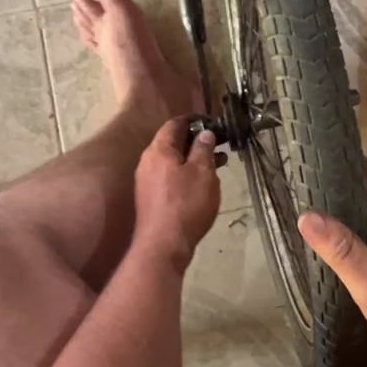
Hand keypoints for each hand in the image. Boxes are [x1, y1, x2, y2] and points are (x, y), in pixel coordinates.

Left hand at [133, 116, 221, 270]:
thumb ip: (204, 149)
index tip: (214, 124)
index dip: (195, 121)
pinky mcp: (150, 197)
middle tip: (220, 145)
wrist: (163, 245)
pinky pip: (170, 176)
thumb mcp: (202, 172)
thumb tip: (205, 133)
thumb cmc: (186, 204)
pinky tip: (203, 183)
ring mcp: (147, 180)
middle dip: (197, 141)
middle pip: (172, 142)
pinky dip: (186, 174)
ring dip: (193, 159)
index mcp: (159, 150)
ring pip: (173, 161)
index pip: (175, 124)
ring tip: (218, 164)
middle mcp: (148, 161)